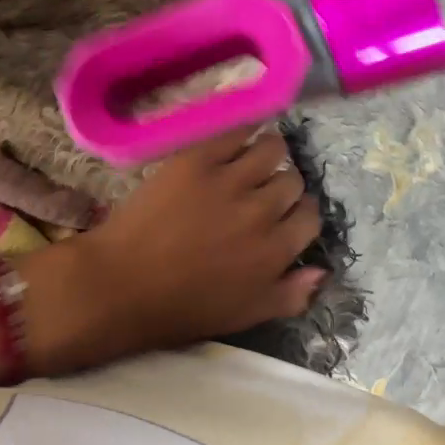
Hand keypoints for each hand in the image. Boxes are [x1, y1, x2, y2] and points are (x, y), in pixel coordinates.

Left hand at [16, 128, 321, 374]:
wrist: (123, 281)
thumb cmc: (182, 306)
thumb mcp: (246, 314)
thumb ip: (291, 295)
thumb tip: (321, 269)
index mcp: (276, 252)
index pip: (310, 217)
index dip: (300, 211)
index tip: (286, 211)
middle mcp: (261, 212)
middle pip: (292, 181)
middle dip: (284, 183)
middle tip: (265, 185)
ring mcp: (228, 181)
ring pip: (271, 150)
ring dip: (270, 152)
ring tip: (256, 155)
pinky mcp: (196, 160)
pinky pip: (235, 133)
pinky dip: (244, 130)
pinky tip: (241, 134)